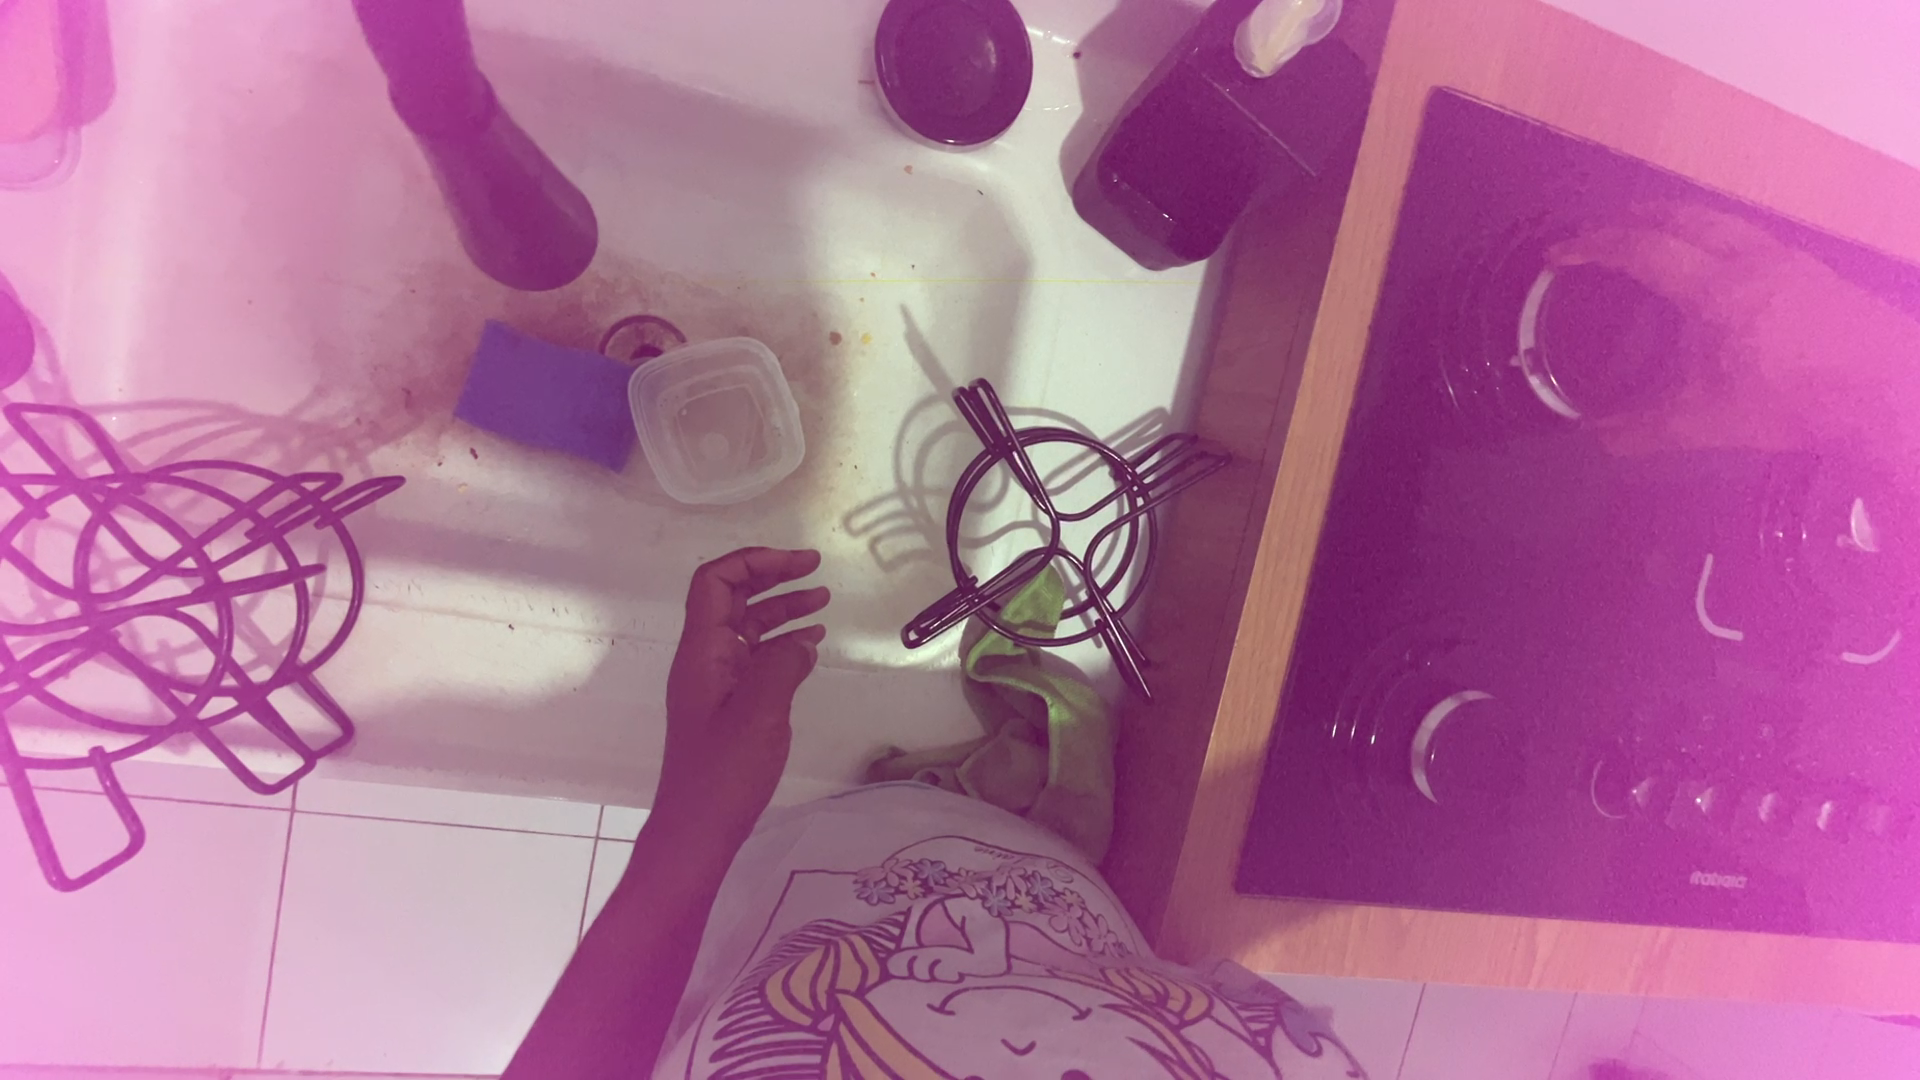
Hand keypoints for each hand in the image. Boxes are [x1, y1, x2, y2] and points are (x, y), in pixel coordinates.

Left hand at [654, 547, 829, 842]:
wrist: (698, 830)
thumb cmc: (723, 773)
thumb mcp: (759, 713)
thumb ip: (782, 665)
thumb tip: (804, 641)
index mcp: (702, 651)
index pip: (715, 582)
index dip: (753, 561)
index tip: (798, 563)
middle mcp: (706, 657)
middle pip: (733, 597)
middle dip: (771, 576)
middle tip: (813, 568)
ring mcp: (718, 680)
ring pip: (748, 626)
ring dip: (783, 608)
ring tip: (823, 600)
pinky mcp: (732, 702)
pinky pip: (758, 656)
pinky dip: (785, 642)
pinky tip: (812, 644)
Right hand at [1548, 204, 1919, 467]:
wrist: (1893, 394)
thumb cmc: (1794, 401)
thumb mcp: (1701, 422)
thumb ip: (1638, 430)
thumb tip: (1594, 436)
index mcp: (1719, 290)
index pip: (1644, 250)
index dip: (1593, 247)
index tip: (1558, 256)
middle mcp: (1753, 261)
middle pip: (1684, 217)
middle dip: (1629, 218)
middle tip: (1590, 232)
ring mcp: (1787, 261)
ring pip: (1718, 220)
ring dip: (1669, 220)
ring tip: (1637, 234)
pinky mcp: (1808, 271)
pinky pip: (1741, 235)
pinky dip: (1702, 235)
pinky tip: (1695, 259)